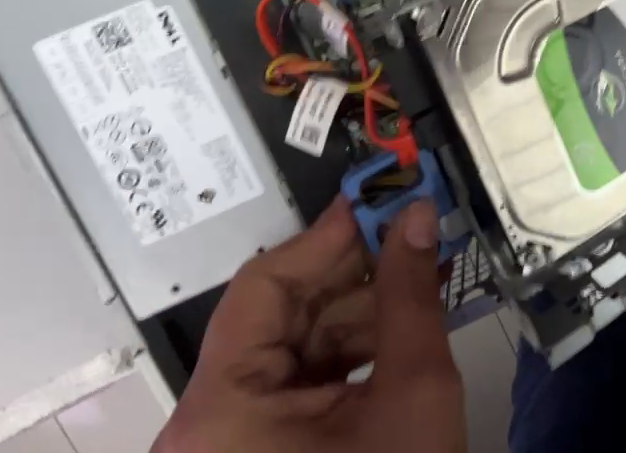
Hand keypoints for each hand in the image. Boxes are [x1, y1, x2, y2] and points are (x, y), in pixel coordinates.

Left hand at [153, 198, 465, 452]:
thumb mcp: (413, 391)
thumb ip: (411, 294)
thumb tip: (416, 214)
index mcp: (219, 412)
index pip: (264, 286)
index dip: (327, 235)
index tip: (382, 196)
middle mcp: (206, 423)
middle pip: (278, 313)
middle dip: (352, 269)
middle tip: (411, 229)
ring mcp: (229, 443)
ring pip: (294, 344)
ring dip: (360, 308)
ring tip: (420, 274)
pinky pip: (302, 380)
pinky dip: (351, 349)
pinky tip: (400, 324)